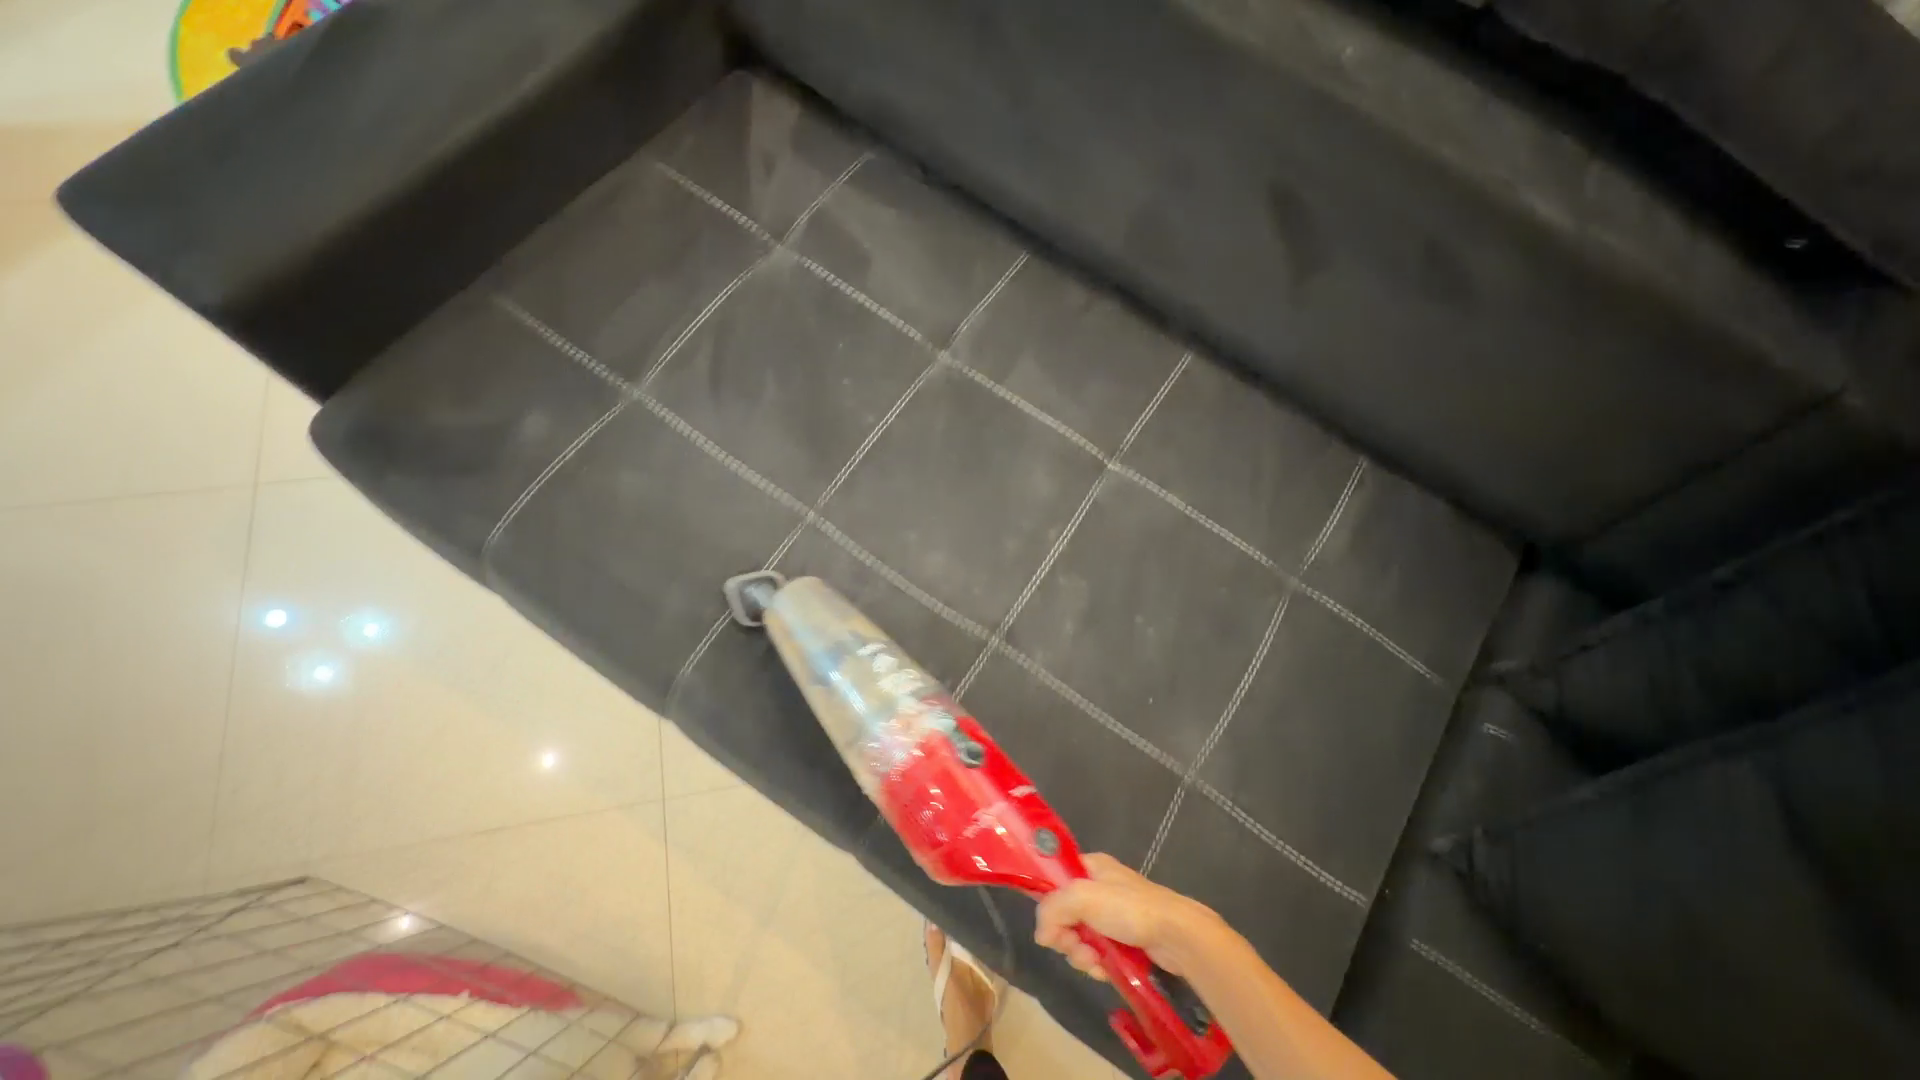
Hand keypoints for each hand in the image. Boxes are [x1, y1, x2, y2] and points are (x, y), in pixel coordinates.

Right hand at [1034, 853, 1225, 979]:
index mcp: (1091, 867)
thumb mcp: (1083, 898)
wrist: (1178, 935)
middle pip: (1065, 914)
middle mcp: (1100, 888)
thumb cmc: (1131, 909)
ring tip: (1095, 963)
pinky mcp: (1125, 939)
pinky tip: (1105, 970)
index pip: (1055, 882)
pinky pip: (1098, 952)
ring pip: (1081, 937)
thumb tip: (1042, 935)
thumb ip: (1053, 909)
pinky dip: (1097, 963)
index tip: (1051, 926)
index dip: (1049, 906)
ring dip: (1082, 954)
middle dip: (1067, 937)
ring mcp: (1113, 915)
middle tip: (1077, 948)